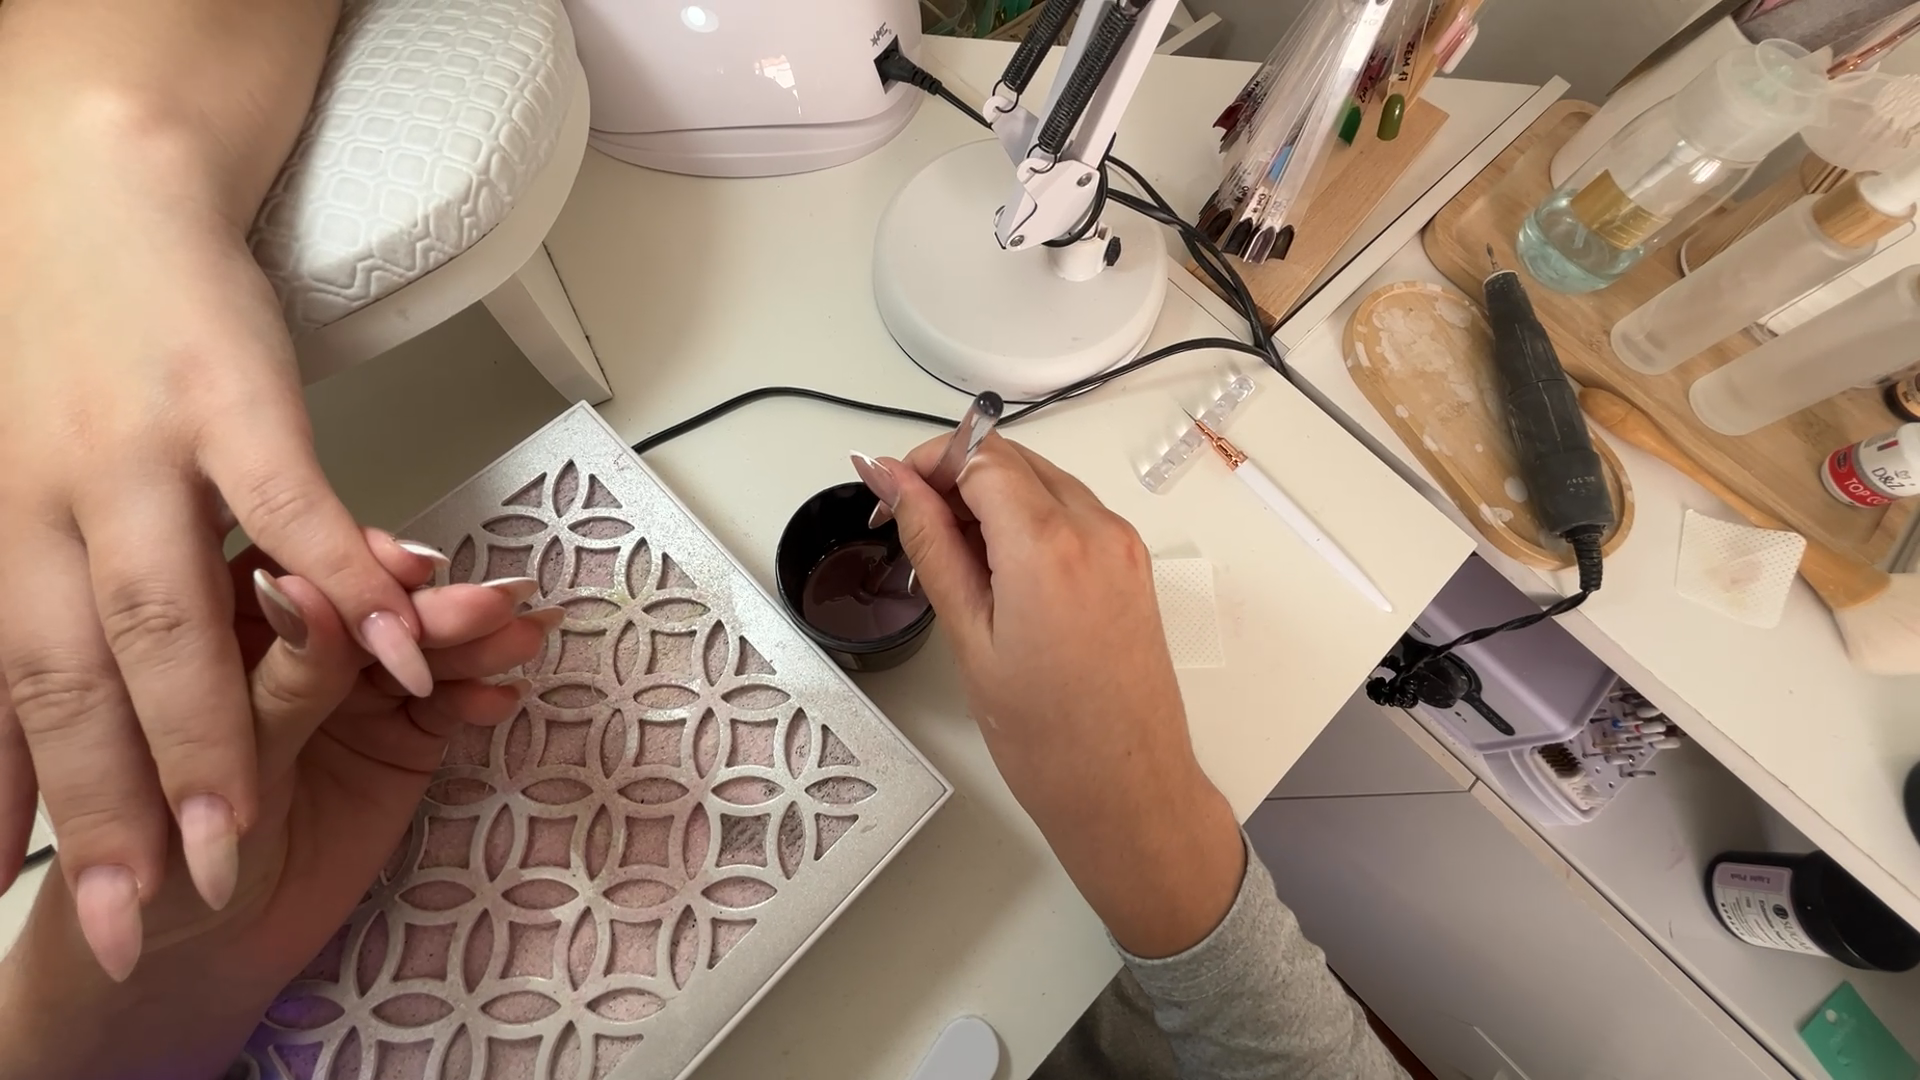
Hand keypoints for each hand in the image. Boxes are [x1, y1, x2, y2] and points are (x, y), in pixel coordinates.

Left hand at [0, 0, 419, 979]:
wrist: (81, 173)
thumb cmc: (62, 317)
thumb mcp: (32, 453)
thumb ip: (82, 563)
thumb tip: (154, 659)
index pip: (3, 697)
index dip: (16, 808)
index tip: (40, 904)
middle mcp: (41, 508)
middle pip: (78, 688)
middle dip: (114, 814)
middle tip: (149, 919)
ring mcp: (143, 458)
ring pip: (170, 626)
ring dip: (212, 740)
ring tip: (243, 838)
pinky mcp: (237, 409)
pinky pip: (297, 519)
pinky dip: (349, 593)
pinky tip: (402, 657)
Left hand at [0, 544, 555, 1078]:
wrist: (207, 958)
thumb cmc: (164, 861)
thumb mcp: (219, 769)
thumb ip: (275, 685)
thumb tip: (308, 590)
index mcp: (227, 643)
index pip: (298, 579)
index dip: (358, 566)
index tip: (412, 569)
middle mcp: (305, 656)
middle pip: (381, 614)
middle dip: (439, 609)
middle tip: (495, 606)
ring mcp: (362, 696)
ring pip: (428, 654)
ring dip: (479, 646)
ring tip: (524, 642)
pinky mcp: (407, 736)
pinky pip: (449, 706)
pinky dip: (478, 699)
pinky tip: (500, 701)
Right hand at [854, 436, 1244, 957]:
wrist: (1126, 788)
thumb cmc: (1042, 734)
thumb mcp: (969, 634)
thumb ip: (931, 542)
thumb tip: (891, 482)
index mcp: (1048, 544)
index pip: (979, 455)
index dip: (927, 463)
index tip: (892, 493)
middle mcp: (1096, 527)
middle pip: (1013, 458)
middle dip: (955, 475)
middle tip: (914, 523)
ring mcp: (1122, 542)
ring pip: (1043, 480)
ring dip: (991, 496)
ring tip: (955, 555)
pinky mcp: (1132, 561)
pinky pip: (1071, 510)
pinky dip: (1028, 517)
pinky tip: (1001, 565)